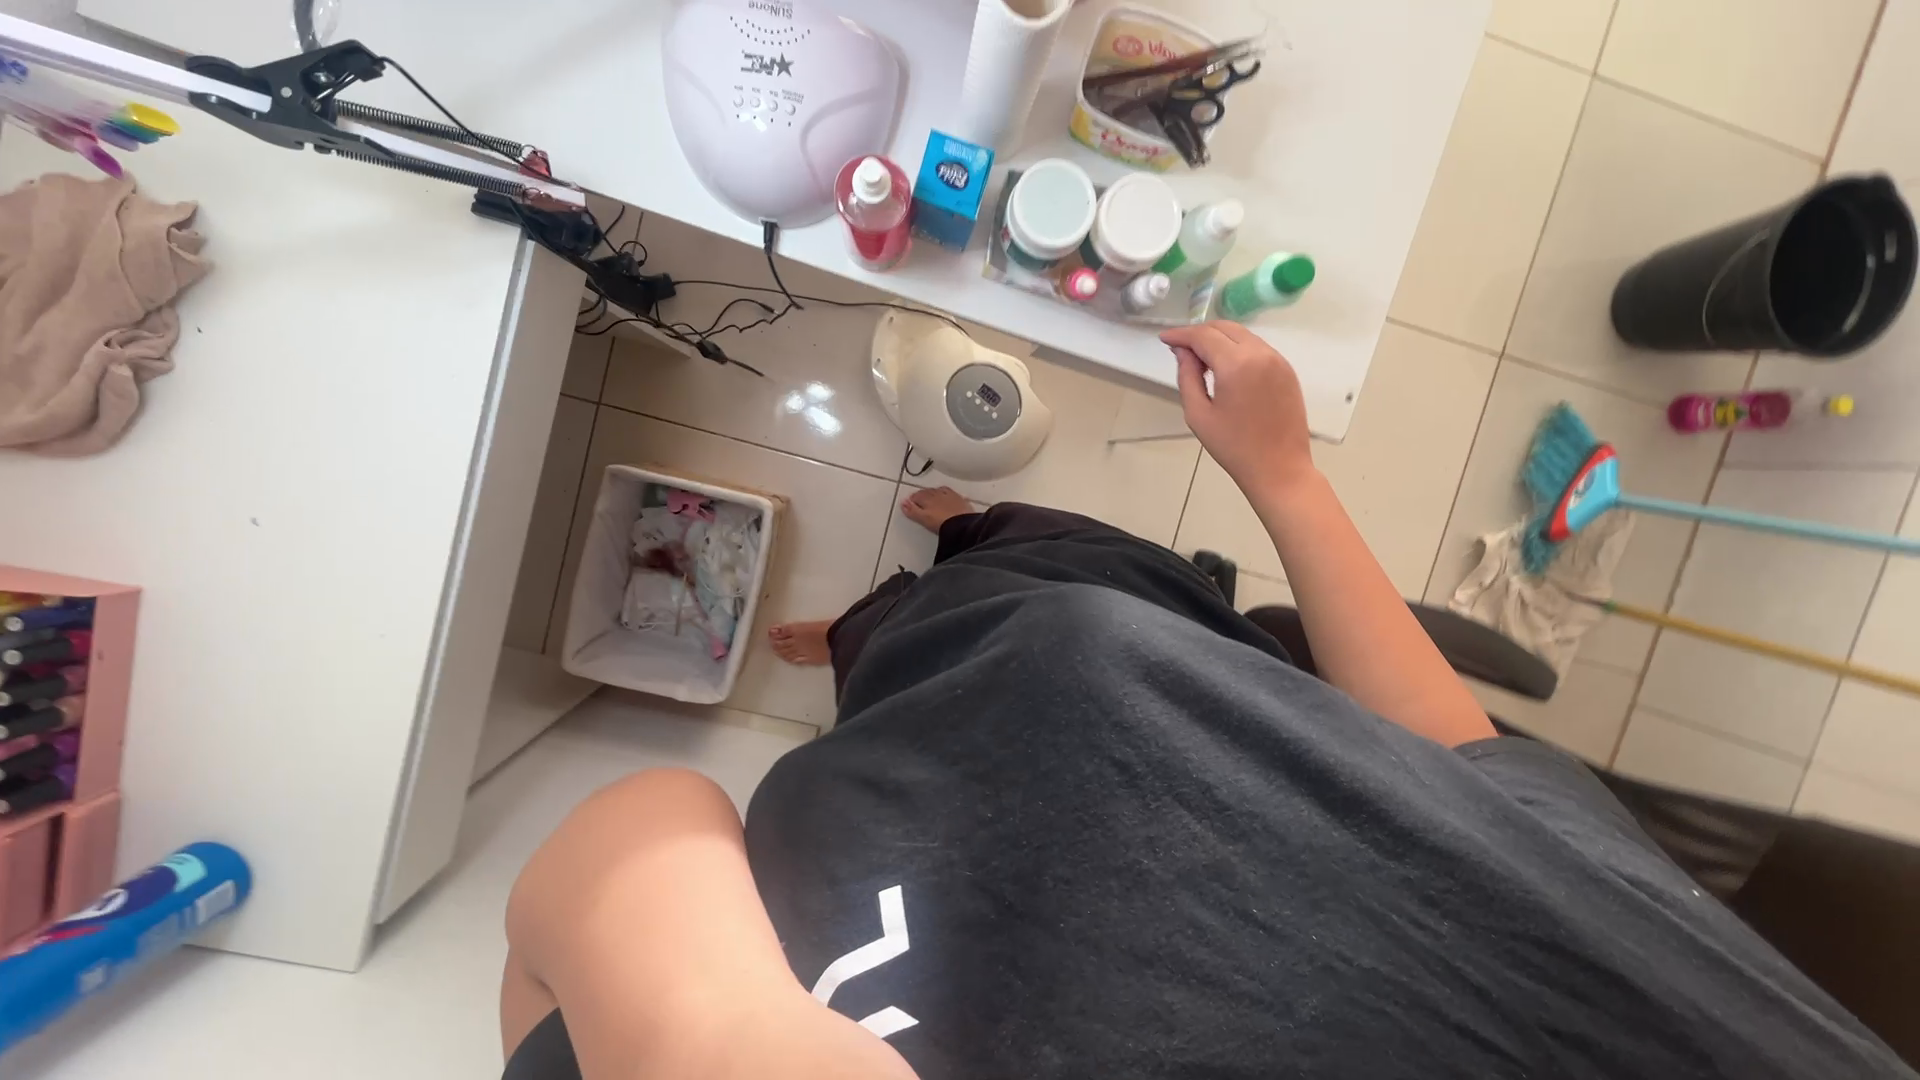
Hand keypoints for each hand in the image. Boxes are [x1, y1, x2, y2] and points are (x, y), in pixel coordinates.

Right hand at [1160, 321, 1315, 498]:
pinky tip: (1226, 369)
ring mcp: (1277, 360)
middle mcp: (1260, 354)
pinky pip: (1257, 348)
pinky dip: (1237, 349)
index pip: (1204, 336)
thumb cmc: (1233, 447)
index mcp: (1236, 365)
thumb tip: (1183, 353)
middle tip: (1181, 349)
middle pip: (1224, 328)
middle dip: (1200, 333)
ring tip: (1201, 362)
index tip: (1165, 338)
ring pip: (1242, 335)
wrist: (1278, 467)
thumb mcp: (1198, 414)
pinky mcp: (1286, 370)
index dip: (1181, 334)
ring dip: (1219, 340)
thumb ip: (1187, 377)